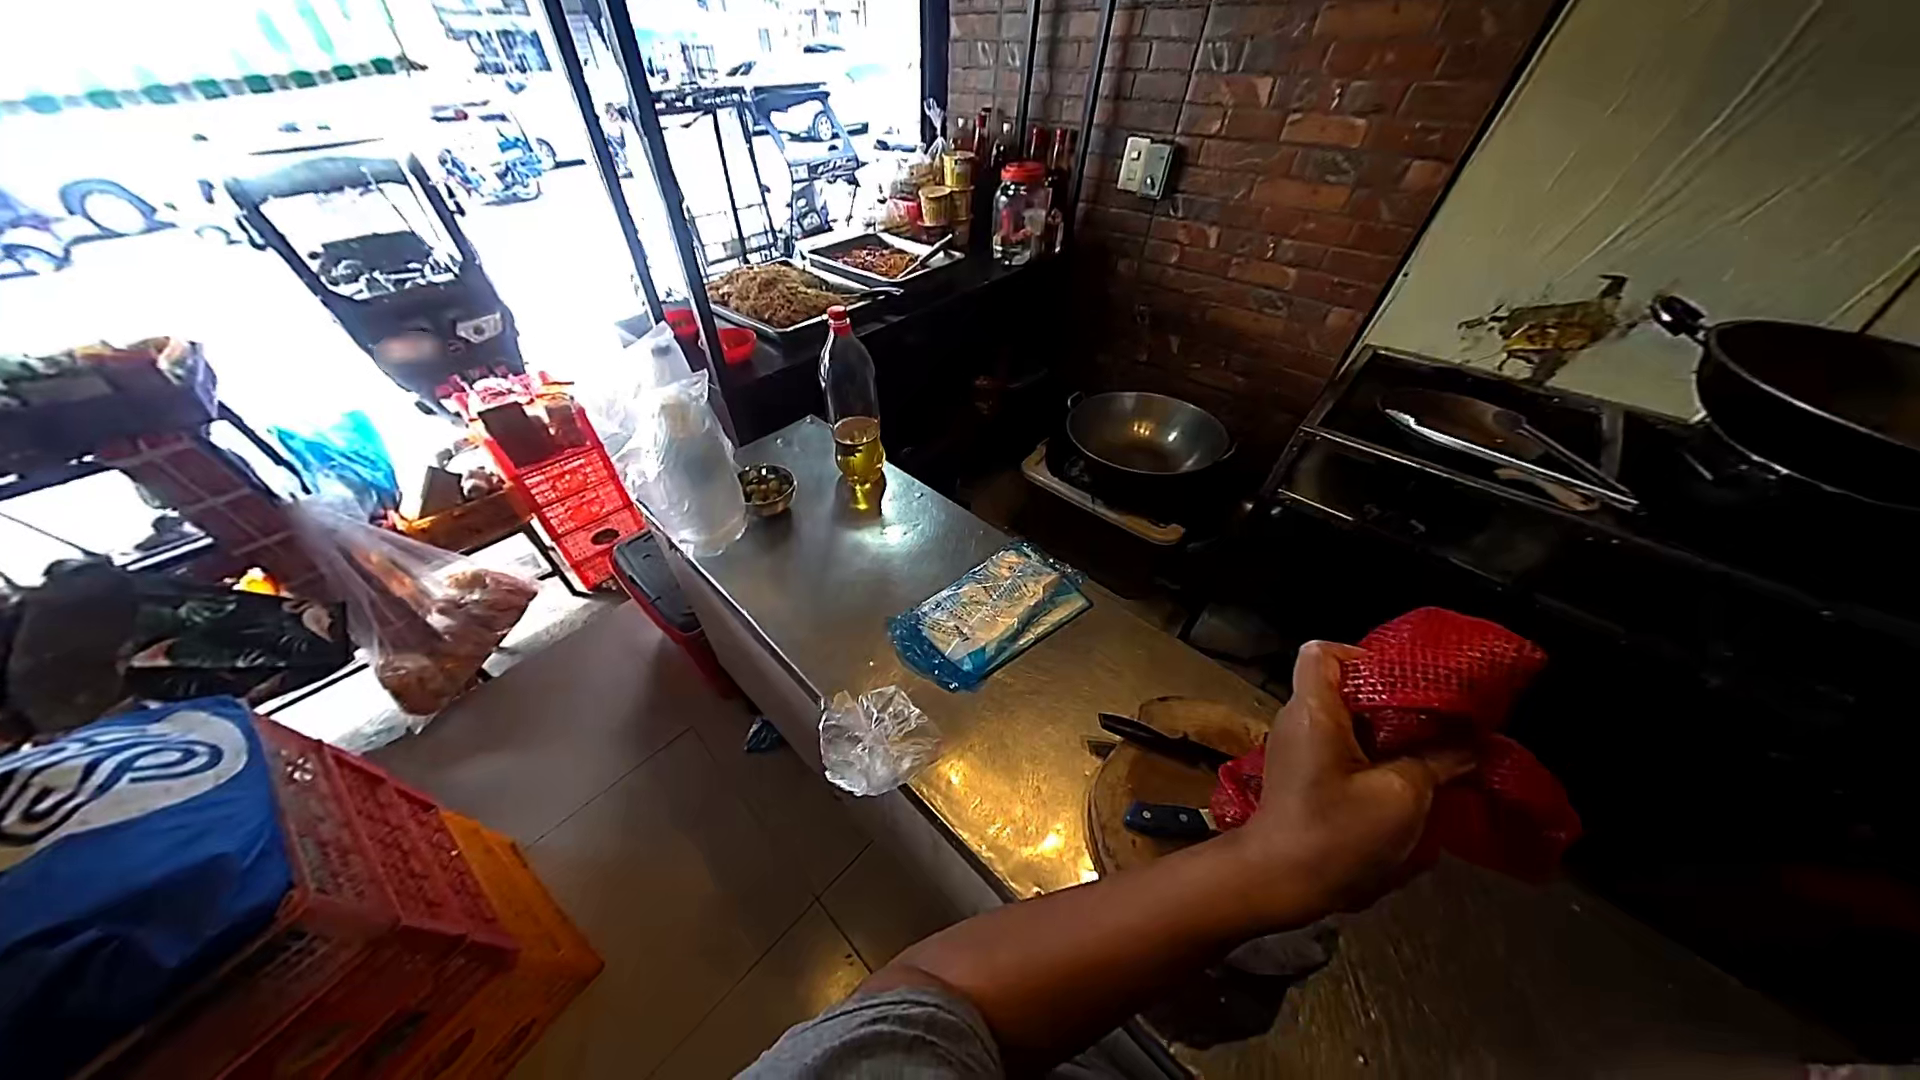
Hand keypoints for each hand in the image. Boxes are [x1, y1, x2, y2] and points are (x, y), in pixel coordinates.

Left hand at [1233, 641, 1474, 913]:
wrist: (1281, 877)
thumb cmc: (1337, 832)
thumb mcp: (1401, 796)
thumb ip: (1438, 760)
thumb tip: (1471, 743)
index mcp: (1312, 710)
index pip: (1322, 651)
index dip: (1363, 655)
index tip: (1407, 682)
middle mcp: (1297, 718)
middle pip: (1340, 684)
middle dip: (1391, 697)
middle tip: (1438, 720)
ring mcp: (1296, 744)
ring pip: (1344, 717)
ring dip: (1387, 730)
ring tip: (1434, 749)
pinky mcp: (1301, 769)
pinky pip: (1338, 743)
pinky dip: (1372, 751)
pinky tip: (1409, 776)